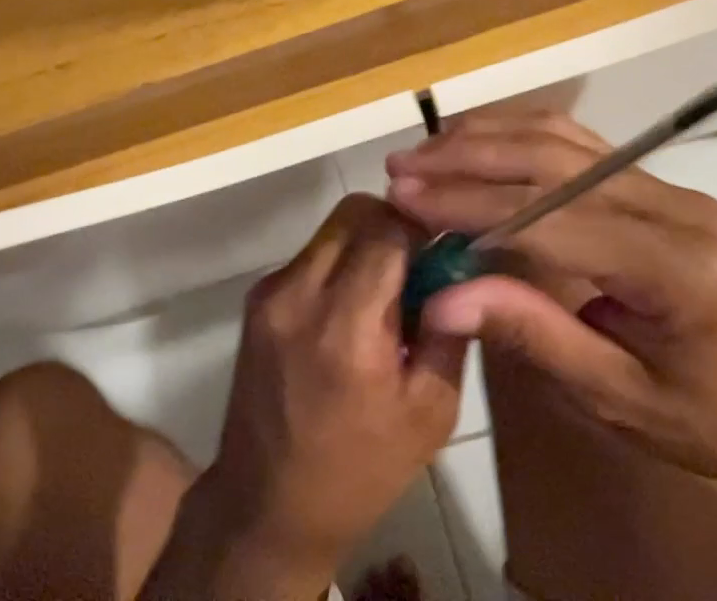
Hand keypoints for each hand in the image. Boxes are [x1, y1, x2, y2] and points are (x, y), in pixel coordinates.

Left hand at [185, 195, 466, 582]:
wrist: (267, 503)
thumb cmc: (360, 470)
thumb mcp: (430, 411)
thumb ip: (448, 330)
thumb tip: (461, 270)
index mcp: (346, 325)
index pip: (389, 227)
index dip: (425, 228)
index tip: (446, 252)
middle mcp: (299, 294)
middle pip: (356, 212)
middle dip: (395, 228)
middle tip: (420, 272)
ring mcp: (269, 294)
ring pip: (330, 230)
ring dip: (365, 245)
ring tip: (386, 299)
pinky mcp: (255, 301)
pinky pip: (309, 257)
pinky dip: (338, 267)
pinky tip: (352, 315)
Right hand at [385, 108, 716, 503]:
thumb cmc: (702, 422)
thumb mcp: (612, 395)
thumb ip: (529, 333)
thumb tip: (439, 296)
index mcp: (675, 266)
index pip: (550, 215)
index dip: (470, 203)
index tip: (402, 198)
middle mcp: (677, 207)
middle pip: (553, 160)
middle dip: (467, 160)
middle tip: (400, 168)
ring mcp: (671, 188)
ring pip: (564, 139)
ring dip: (486, 138)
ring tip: (424, 152)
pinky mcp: (659, 186)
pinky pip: (578, 146)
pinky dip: (518, 139)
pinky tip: (475, 146)